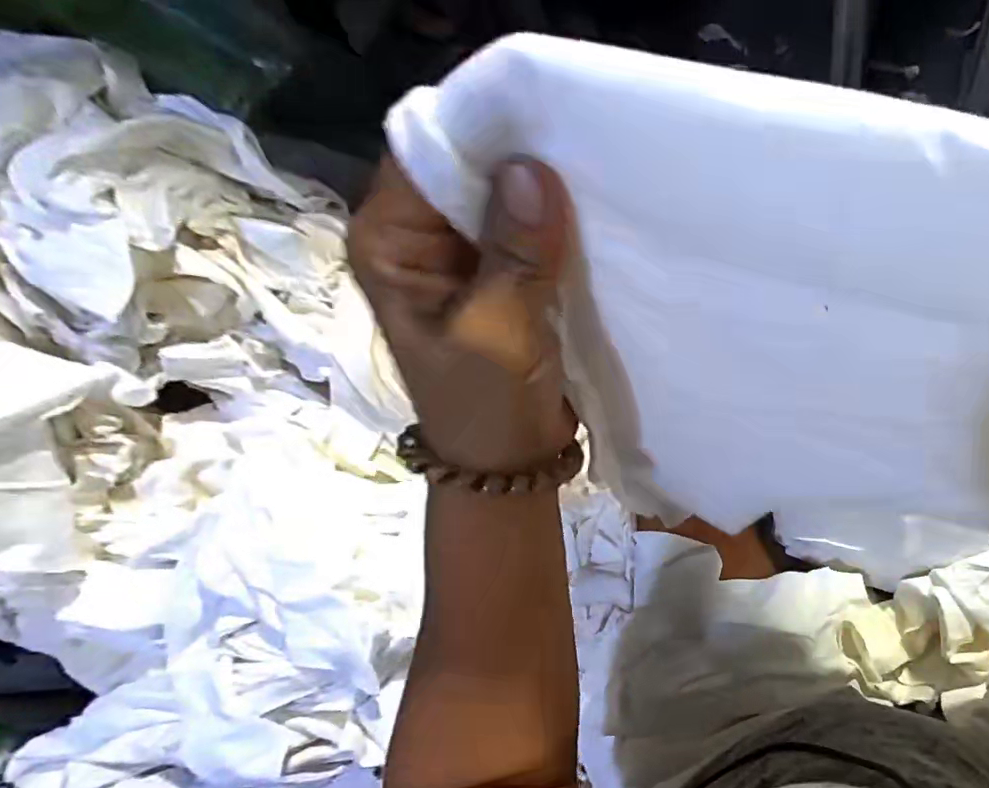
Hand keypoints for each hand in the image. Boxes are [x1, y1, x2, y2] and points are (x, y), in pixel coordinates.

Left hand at [350, 155, 578, 472]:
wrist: (510, 464)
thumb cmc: (487, 406)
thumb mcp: (498, 332)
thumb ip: (515, 257)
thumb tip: (532, 170)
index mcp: (393, 243)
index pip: (426, 158)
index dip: (479, 136)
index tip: (543, 123)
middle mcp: (424, 242)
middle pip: (468, 176)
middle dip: (521, 166)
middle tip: (581, 149)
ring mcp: (469, 263)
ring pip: (506, 208)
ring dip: (547, 202)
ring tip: (595, 182)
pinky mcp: (507, 284)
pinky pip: (532, 242)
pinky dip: (560, 235)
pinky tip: (593, 226)